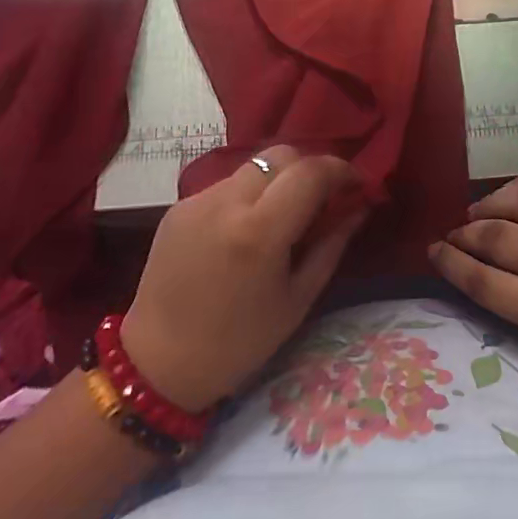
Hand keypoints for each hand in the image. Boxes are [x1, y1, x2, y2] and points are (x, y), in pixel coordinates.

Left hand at [120, 146, 366, 411]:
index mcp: (259, 232)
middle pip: (280, 156)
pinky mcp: (177, 208)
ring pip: (252, 168)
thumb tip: (358, 208)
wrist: (159, 362)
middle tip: (326, 197)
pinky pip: (226, 186)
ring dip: (279, 181)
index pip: (310, 171)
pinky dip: (250, 195)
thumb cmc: (240, 342)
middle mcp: (225, 203)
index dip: (341, 170)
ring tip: (287, 215)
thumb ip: (331, 245)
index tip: (357, 185)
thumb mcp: (298, 298)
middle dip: (311, 167)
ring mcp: (196, 201)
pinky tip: (250, 229)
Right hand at [427, 169, 517, 386]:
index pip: (491, 284)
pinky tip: (516, 192)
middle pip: (506, 238)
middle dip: (468, 232)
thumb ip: (503, 299)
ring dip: (495, 200)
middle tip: (455, 232)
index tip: (433, 250)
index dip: (454, 263)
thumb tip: (457, 255)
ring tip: (482, 211)